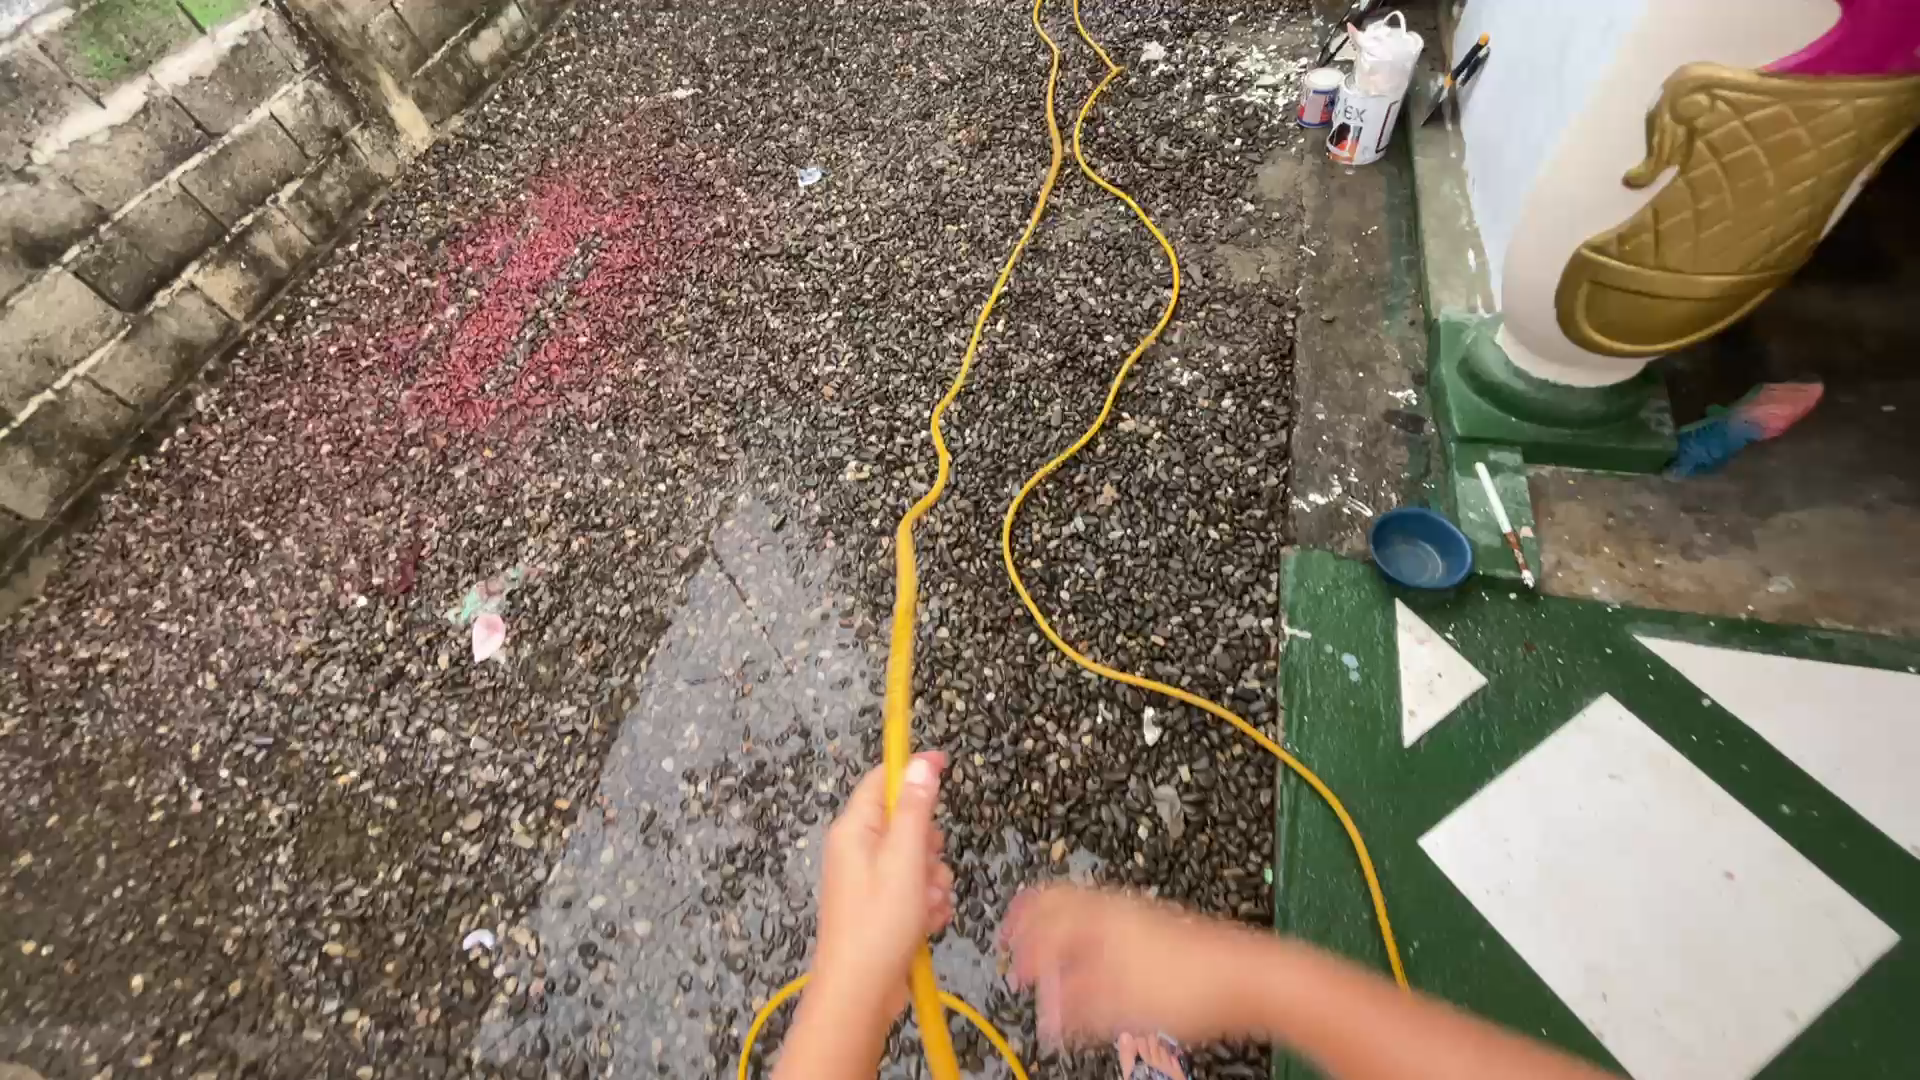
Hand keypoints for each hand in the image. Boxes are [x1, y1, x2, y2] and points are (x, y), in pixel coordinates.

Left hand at [808, 752, 954, 1022]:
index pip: (883, 779)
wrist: (859, 996)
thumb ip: (915, 808)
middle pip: (906, 820)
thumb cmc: (879, 922)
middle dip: (929, 843)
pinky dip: (927, 900)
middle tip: (927, 866)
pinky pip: (915, 887)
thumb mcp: (904, 858)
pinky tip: (928, 921)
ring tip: (927, 903)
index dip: (913, 769)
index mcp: (854, 828)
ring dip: (933, 877)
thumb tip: (921, 762)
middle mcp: (858, 848)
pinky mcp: (881, 906)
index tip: (946, 763)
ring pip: (917, 857)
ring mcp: (869, 879)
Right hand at [1000, 884, 1268, 1047]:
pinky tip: (1087, 954)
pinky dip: (1079, 929)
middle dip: (1031, 920)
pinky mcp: (1146, 921)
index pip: (1043, 921)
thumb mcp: (1119, 1004)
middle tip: (1014, 938)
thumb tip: (1046, 1017)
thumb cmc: (1183, 984)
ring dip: (1054, 924)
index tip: (1016, 972)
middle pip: (1055, 900)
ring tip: (1046, 950)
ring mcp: (1129, 909)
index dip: (1024, 948)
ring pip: (1076, 904)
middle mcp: (1108, 905)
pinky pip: (1097, 913)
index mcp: (1094, 918)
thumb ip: (1075, 1007)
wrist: (1240, 974)